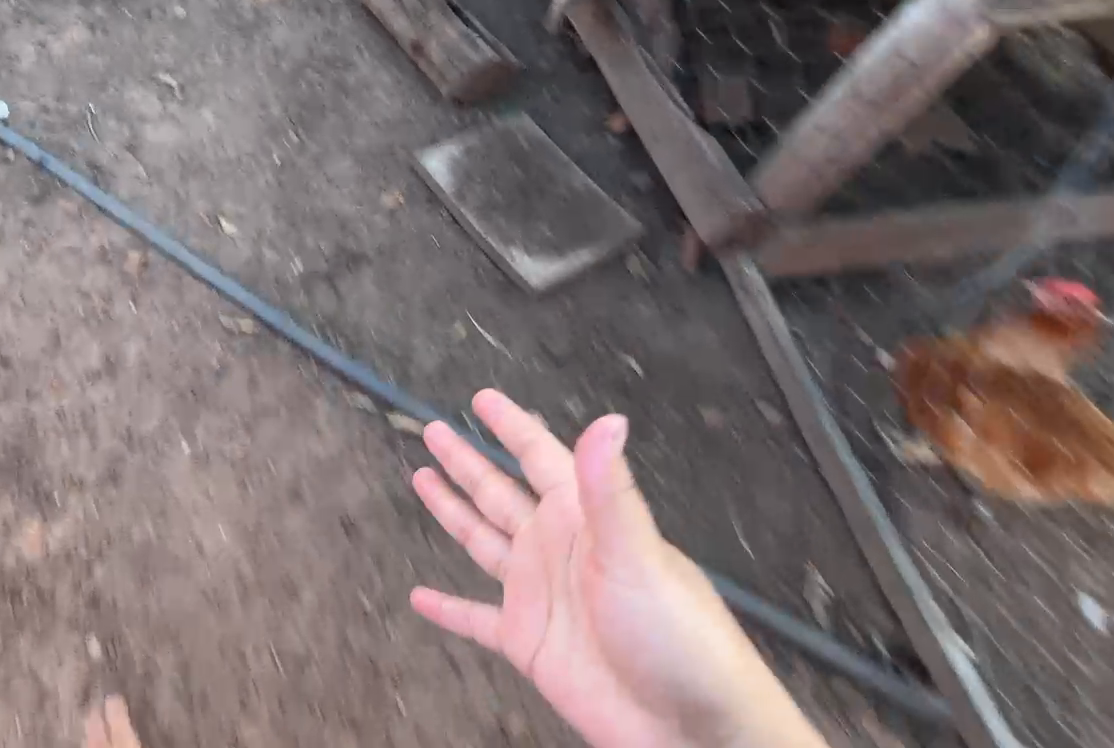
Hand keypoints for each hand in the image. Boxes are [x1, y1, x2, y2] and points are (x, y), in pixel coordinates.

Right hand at [410, 391, 825, 747]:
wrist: (693, 731)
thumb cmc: (676, 635)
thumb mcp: (637, 555)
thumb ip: (609, 490)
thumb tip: (609, 420)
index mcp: (579, 520)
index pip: (538, 458)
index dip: (511, 426)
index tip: (482, 399)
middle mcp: (553, 547)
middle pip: (497, 492)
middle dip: (465, 460)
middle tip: (434, 430)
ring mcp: (536, 593)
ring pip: (481, 540)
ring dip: (451, 510)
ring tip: (421, 479)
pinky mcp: (526, 640)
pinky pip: (474, 619)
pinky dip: (448, 609)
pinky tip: (420, 598)